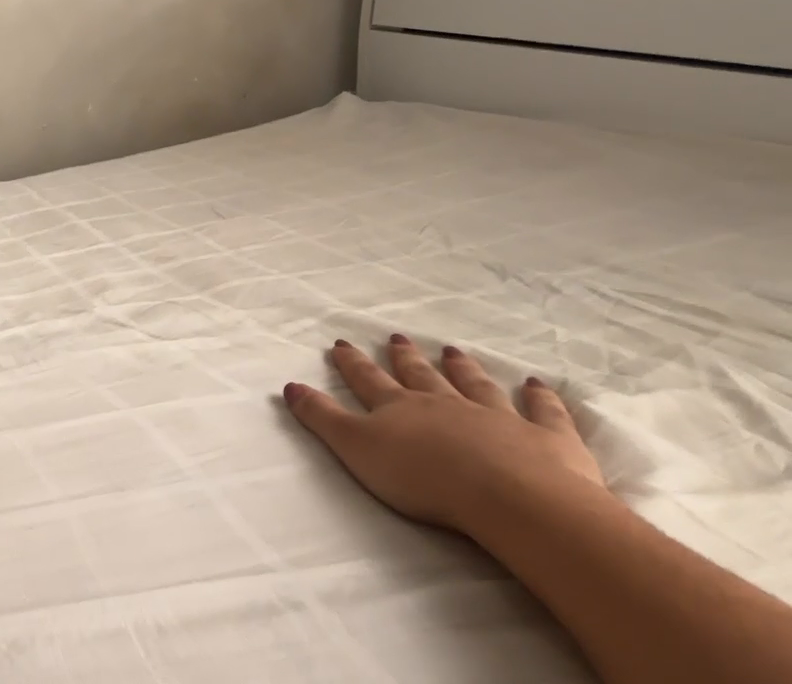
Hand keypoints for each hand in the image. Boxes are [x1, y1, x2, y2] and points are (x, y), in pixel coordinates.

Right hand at [283, 336, 605, 535]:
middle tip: (398, 337)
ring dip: (462, 368)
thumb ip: (322, 417)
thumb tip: (289, 386)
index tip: (342, 343)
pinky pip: (542, 412)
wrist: (511, 496)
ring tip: (454, 350)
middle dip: (405, 358)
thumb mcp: (356, 448)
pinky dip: (540, 397)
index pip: (368, 380)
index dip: (353, 363)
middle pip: (421, 377)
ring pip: (475, 386)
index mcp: (398, 408)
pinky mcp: (546, 438)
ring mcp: (497, 417)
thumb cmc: (423, 477)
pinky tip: (537, 384)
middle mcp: (444, 405)